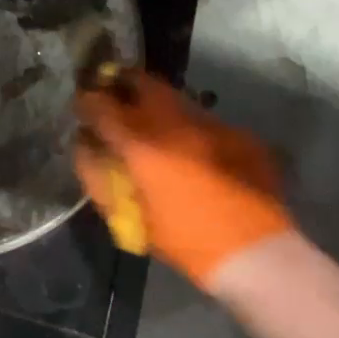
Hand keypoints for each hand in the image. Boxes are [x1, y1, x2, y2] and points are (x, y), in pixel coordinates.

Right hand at [75, 72, 293, 287]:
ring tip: (148, 118)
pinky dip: (188, 126)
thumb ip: (96, 176)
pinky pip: (205, 120)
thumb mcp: (127, 216)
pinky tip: (190, 147)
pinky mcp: (242, 136)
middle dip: (123, 82)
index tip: (81, 102)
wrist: (257, 255)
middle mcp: (177, 125)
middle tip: (112, 90)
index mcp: (143, 147)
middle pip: (144, 84)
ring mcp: (214, 126)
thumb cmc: (184, 241)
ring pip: (176, 97)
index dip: (87, 100)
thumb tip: (85, 145)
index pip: (103, 106)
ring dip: (156, 101)